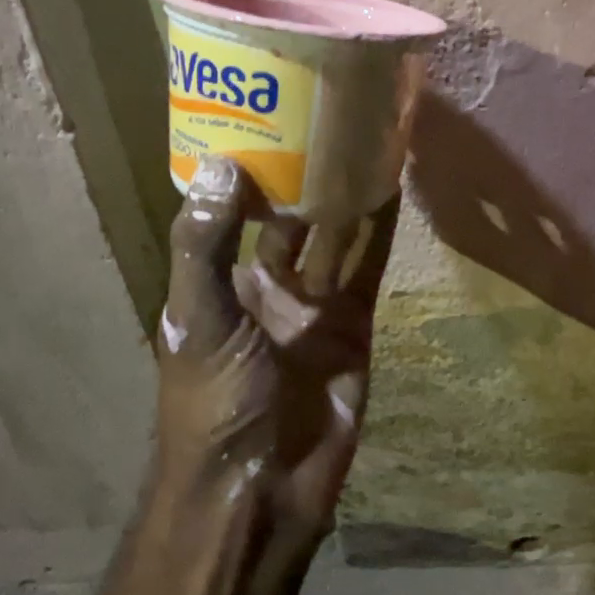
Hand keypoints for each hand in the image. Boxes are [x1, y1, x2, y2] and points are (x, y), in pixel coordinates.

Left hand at [96, 155, 397, 594]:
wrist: (264, 486)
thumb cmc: (214, 403)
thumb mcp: (199, 320)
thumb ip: (206, 247)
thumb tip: (219, 164)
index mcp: (219, 282)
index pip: (232, 209)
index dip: (250, 164)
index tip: (269, 112)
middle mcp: (268, 283)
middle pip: (291, 213)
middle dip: (309, 168)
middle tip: (332, 108)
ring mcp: (316, 301)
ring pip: (336, 230)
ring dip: (351, 187)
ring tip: (369, 131)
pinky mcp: (357, 319)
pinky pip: (371, 262)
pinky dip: (382, 225)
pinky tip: (394, 183)